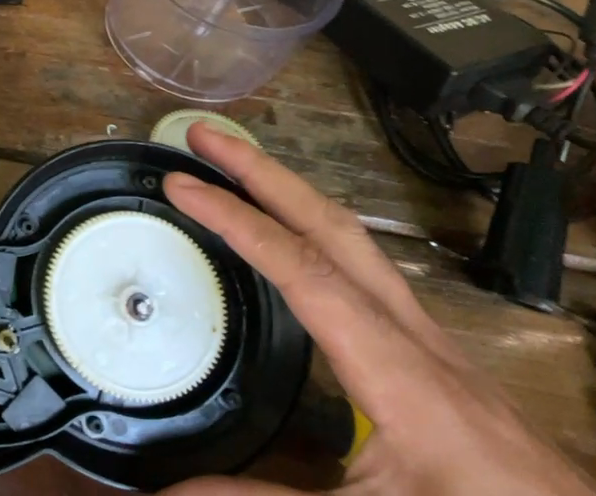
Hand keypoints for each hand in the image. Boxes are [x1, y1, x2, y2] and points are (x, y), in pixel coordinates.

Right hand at [160, 123, 595, 495]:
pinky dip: (312, 229)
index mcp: (395, 368)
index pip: (303, 270)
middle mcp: (411, 335)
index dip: (236, 220)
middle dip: (265, 172)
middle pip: (333, 228)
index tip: (180, 185)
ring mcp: (427, 339)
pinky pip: (362, 267)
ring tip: (236, 165)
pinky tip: (289, 239)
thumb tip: (164, 491)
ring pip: (353, 240)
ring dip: (289, 192)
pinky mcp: (431, 353)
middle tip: (204, 135)